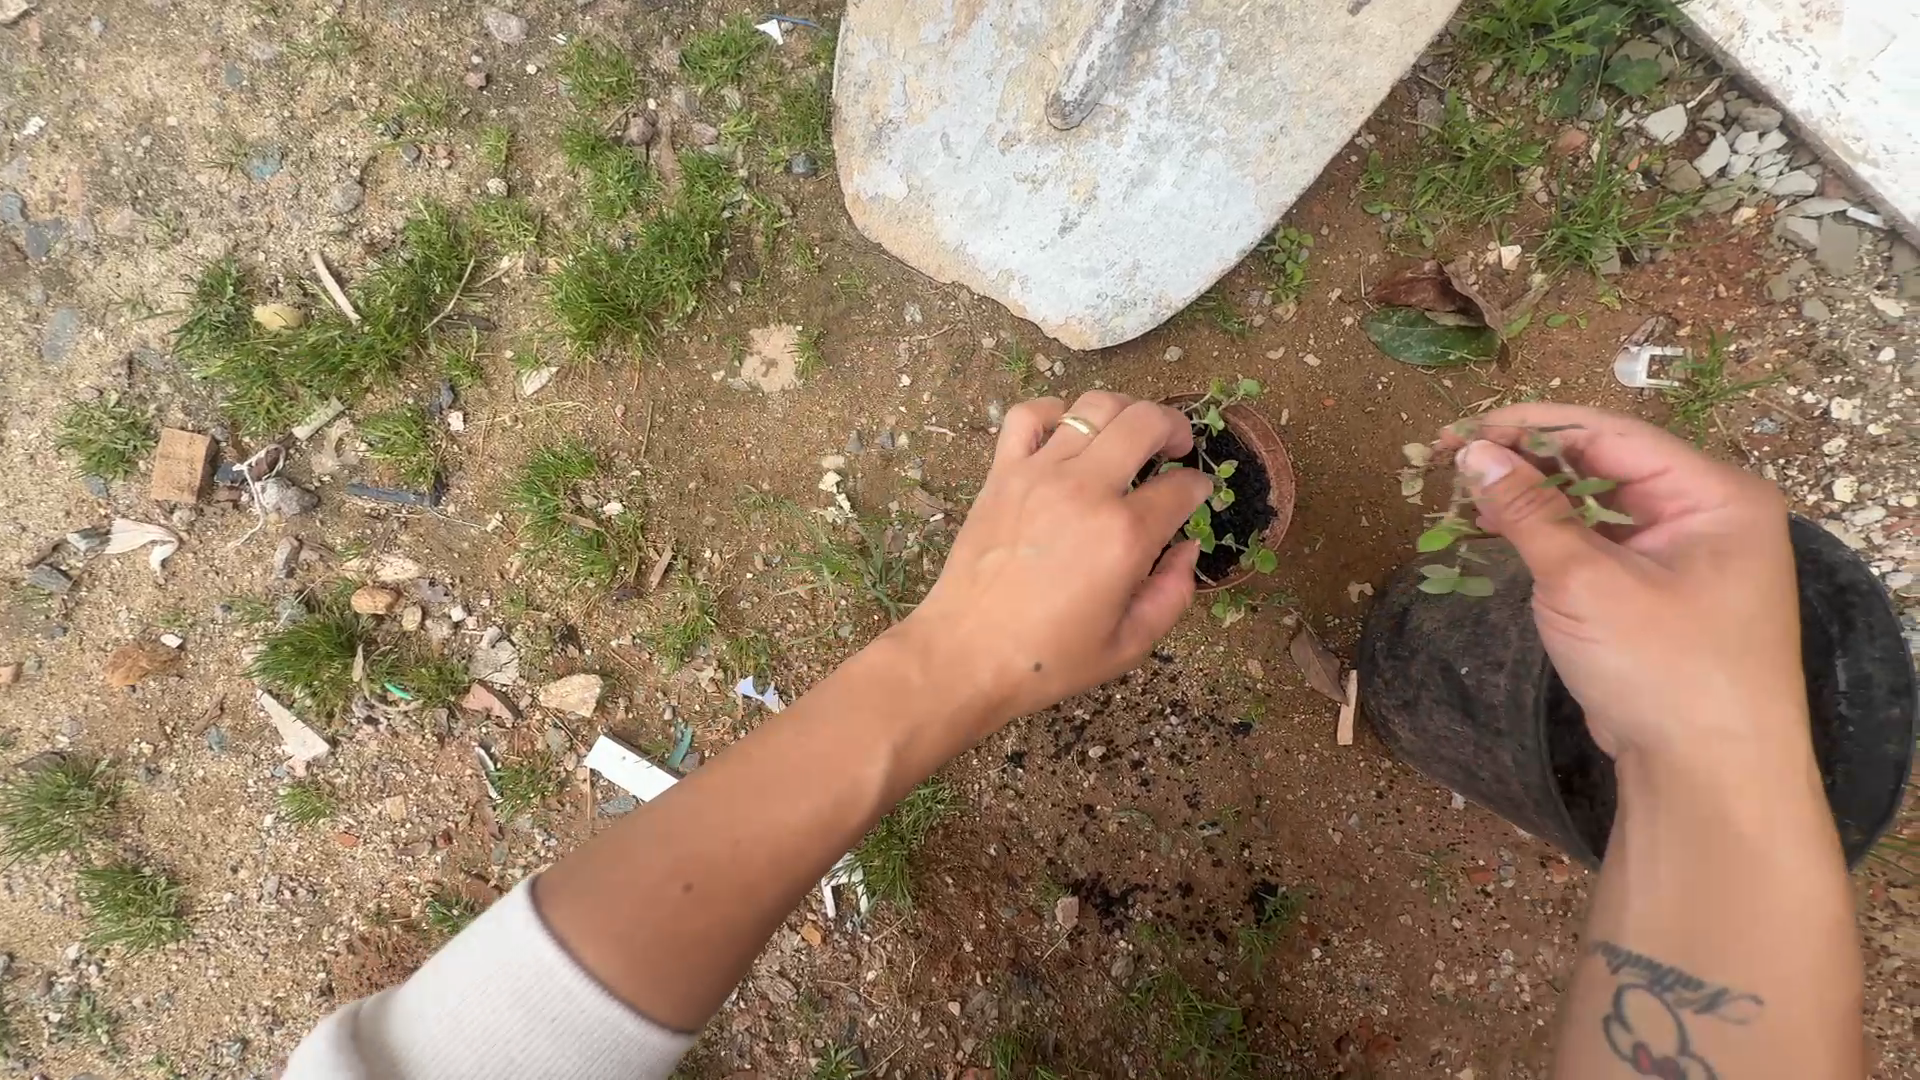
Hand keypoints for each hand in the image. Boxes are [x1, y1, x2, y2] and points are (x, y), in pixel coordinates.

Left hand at [894, 392, 1212, 729]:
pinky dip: (1054, 411)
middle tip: (1176, 448)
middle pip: (1145, 422)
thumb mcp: (1129, 645)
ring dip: (1124, 411)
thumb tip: (1187, 547)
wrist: (966, 654)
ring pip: (1094, 407)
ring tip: (1129, 434)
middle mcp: (1086, 491)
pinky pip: (1028, 415)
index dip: (1198, 487)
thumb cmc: (1049, 659)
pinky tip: (1066, 433)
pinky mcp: (1001, 473)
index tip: (1196, 495)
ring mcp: (1039, 474)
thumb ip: (1172, 594)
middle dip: (1175, 428)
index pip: (1181, 486)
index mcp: (1125, 535)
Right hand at [1438, 404, 1806, 768]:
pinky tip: (1491, 525)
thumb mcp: (1583, 579)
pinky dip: (1537, 527)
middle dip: (1521, 458)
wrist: (1702, 762)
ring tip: (1459, 492)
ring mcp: (1671, 547)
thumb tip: (1472, 452)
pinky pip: (1584, 535)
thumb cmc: (1658, 663)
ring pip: (1584, 499)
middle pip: (1596, 462)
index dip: (1529, 426)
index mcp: (1709, 495)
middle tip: (1449, 458)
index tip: (1461, 431)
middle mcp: (1696, 510)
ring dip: (1523, 494)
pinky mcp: (1644, 579)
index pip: (1608, 434)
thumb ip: (1527, 510)